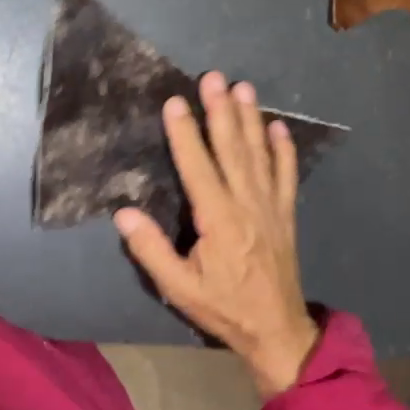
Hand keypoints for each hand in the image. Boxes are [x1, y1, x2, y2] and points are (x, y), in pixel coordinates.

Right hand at [114, 72, 320, 398]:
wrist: (277, 331)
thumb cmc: (222, 308)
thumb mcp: (178, 287)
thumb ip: (150, 249)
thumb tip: (123, 213)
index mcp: (218, 220)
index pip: (198, 167)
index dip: (185, 134)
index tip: (175, 102)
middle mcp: (246, 205)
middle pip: (232, 150)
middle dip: (221, 111)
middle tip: (213, 78)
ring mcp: (270, 208)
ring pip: (260, 155)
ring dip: (251, 119)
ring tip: (243, 87)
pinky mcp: (285, 216)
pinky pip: (286, 176)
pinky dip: (284, 151)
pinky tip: (279, 128)